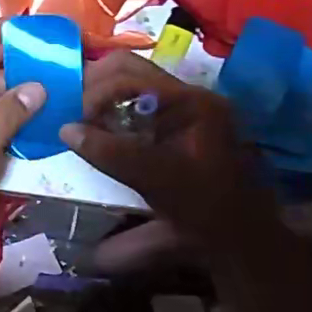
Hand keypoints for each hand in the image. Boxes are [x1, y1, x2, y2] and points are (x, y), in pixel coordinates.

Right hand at [58, 51, 267, 242]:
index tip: (73, 117)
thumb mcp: (157, 180)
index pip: (131, 75)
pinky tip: (101, 133)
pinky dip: (115, 114)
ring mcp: (186, 109)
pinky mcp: (179, 126)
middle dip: (96, 86)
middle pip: (131, 71)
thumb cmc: (206, 209)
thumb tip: (66, 129)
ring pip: (133, 86)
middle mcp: (189, 95)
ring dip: (104, 99)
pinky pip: (139, 106)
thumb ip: (112, 153)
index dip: (95, 91)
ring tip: (81, 122)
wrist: (245, 240)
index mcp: (191, 100)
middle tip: (70, 110)